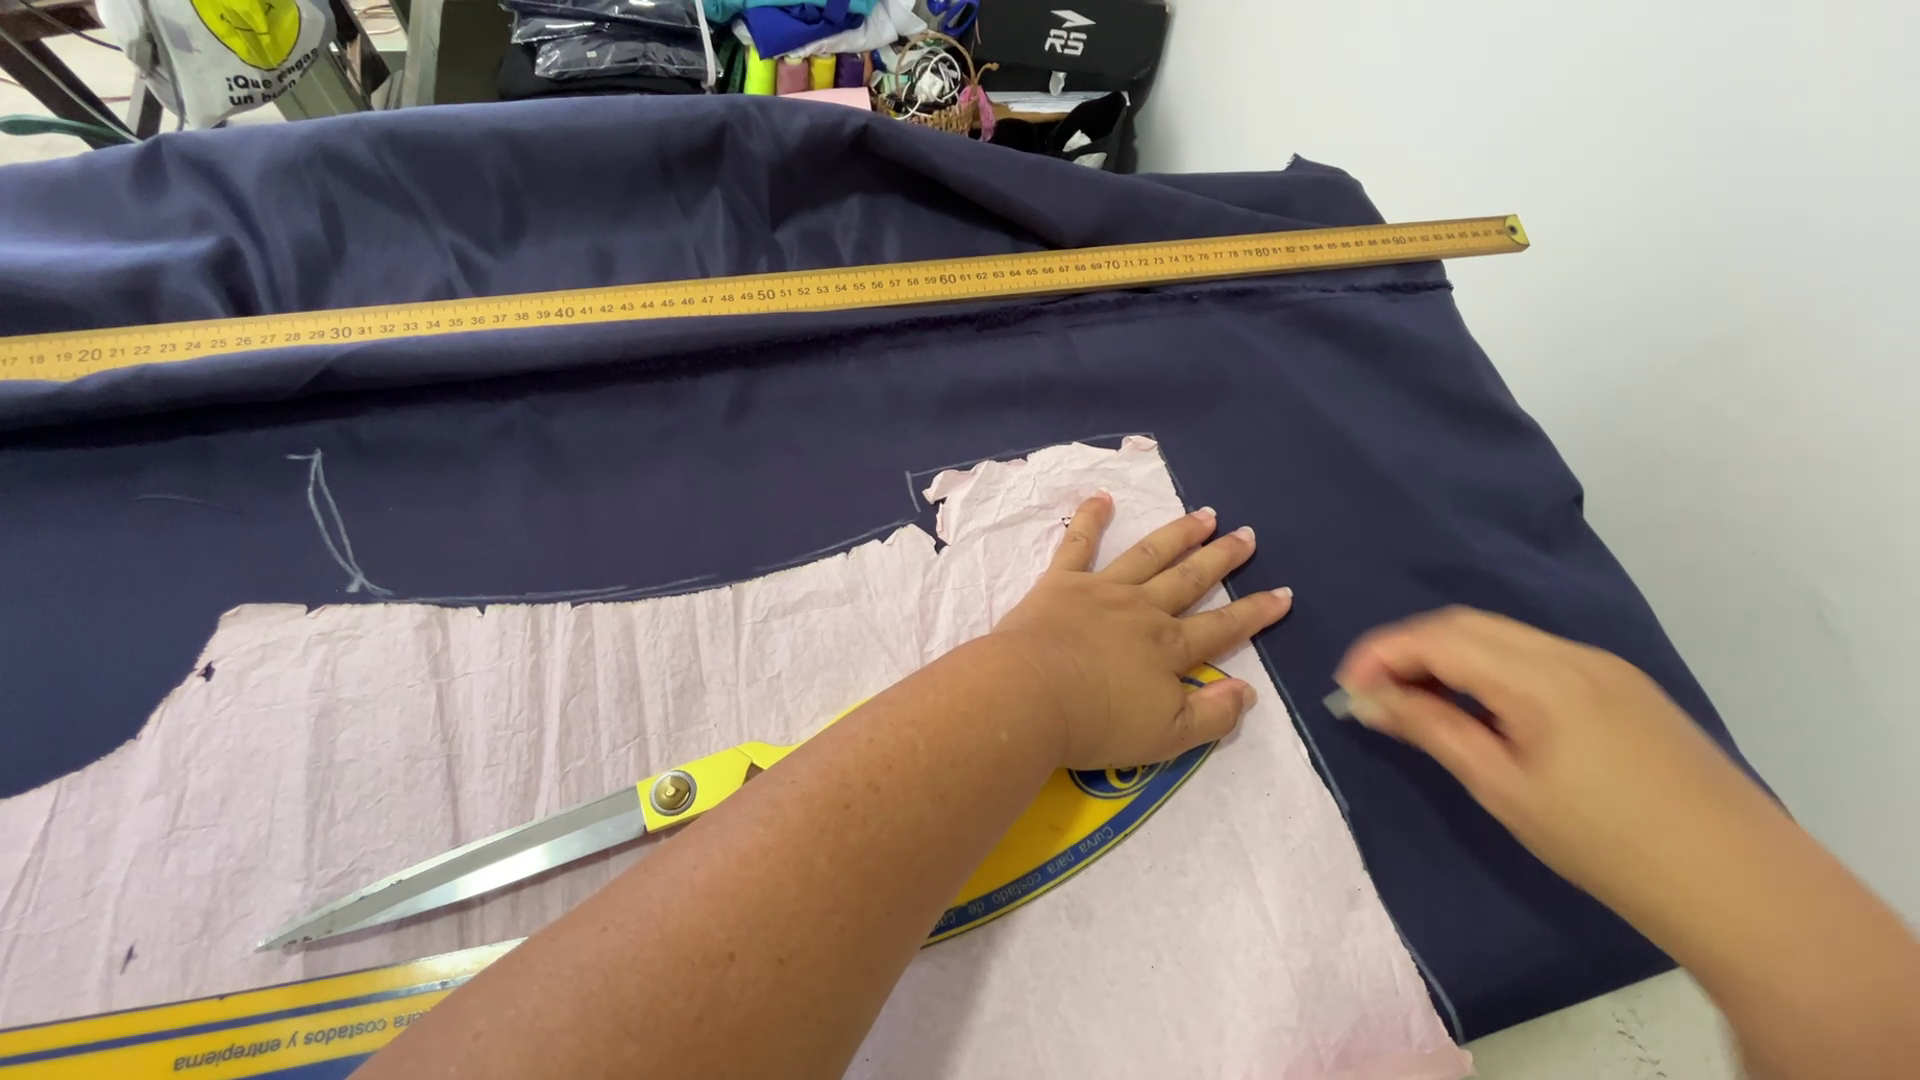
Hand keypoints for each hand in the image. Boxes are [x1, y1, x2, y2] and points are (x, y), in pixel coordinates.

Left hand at [986, 494, 1293, 769]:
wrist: (1030, 696)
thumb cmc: (1097, 723)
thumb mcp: (1168, 737)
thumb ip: (1213, 715)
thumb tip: (1248, 690)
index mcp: (1169, 648)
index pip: (1223, 628)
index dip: (1255, 612)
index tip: (1283, 593)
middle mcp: (1142, 610)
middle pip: (1190, 579)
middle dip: (1222, 558)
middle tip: (1246, 535)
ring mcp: (1102, 590)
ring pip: (1149, 555)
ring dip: (1178, 534)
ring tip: (1204, 514)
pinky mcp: (1061, 583)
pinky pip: (1079, 544)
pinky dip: (1091, 518)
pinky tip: (1103, 497)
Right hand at [1334, 607, 1769, 907]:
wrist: (1742, 886)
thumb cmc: (1604, 841)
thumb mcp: (1501, 786)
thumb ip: (1430, 728)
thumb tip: (1364, 698)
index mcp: (1541, 676)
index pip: (1437, 637)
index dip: (1380, 653)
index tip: (1345, 689)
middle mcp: (1571, 653)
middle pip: (1465, 624)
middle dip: (1407, 649)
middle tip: (1372, 694)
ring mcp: (1603, 667)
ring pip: (1499, 637)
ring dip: (1445, 656)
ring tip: (1415, 701)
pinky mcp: (1621, 687)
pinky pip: (1532, 656)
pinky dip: (1485, 668)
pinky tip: (1476, 706)